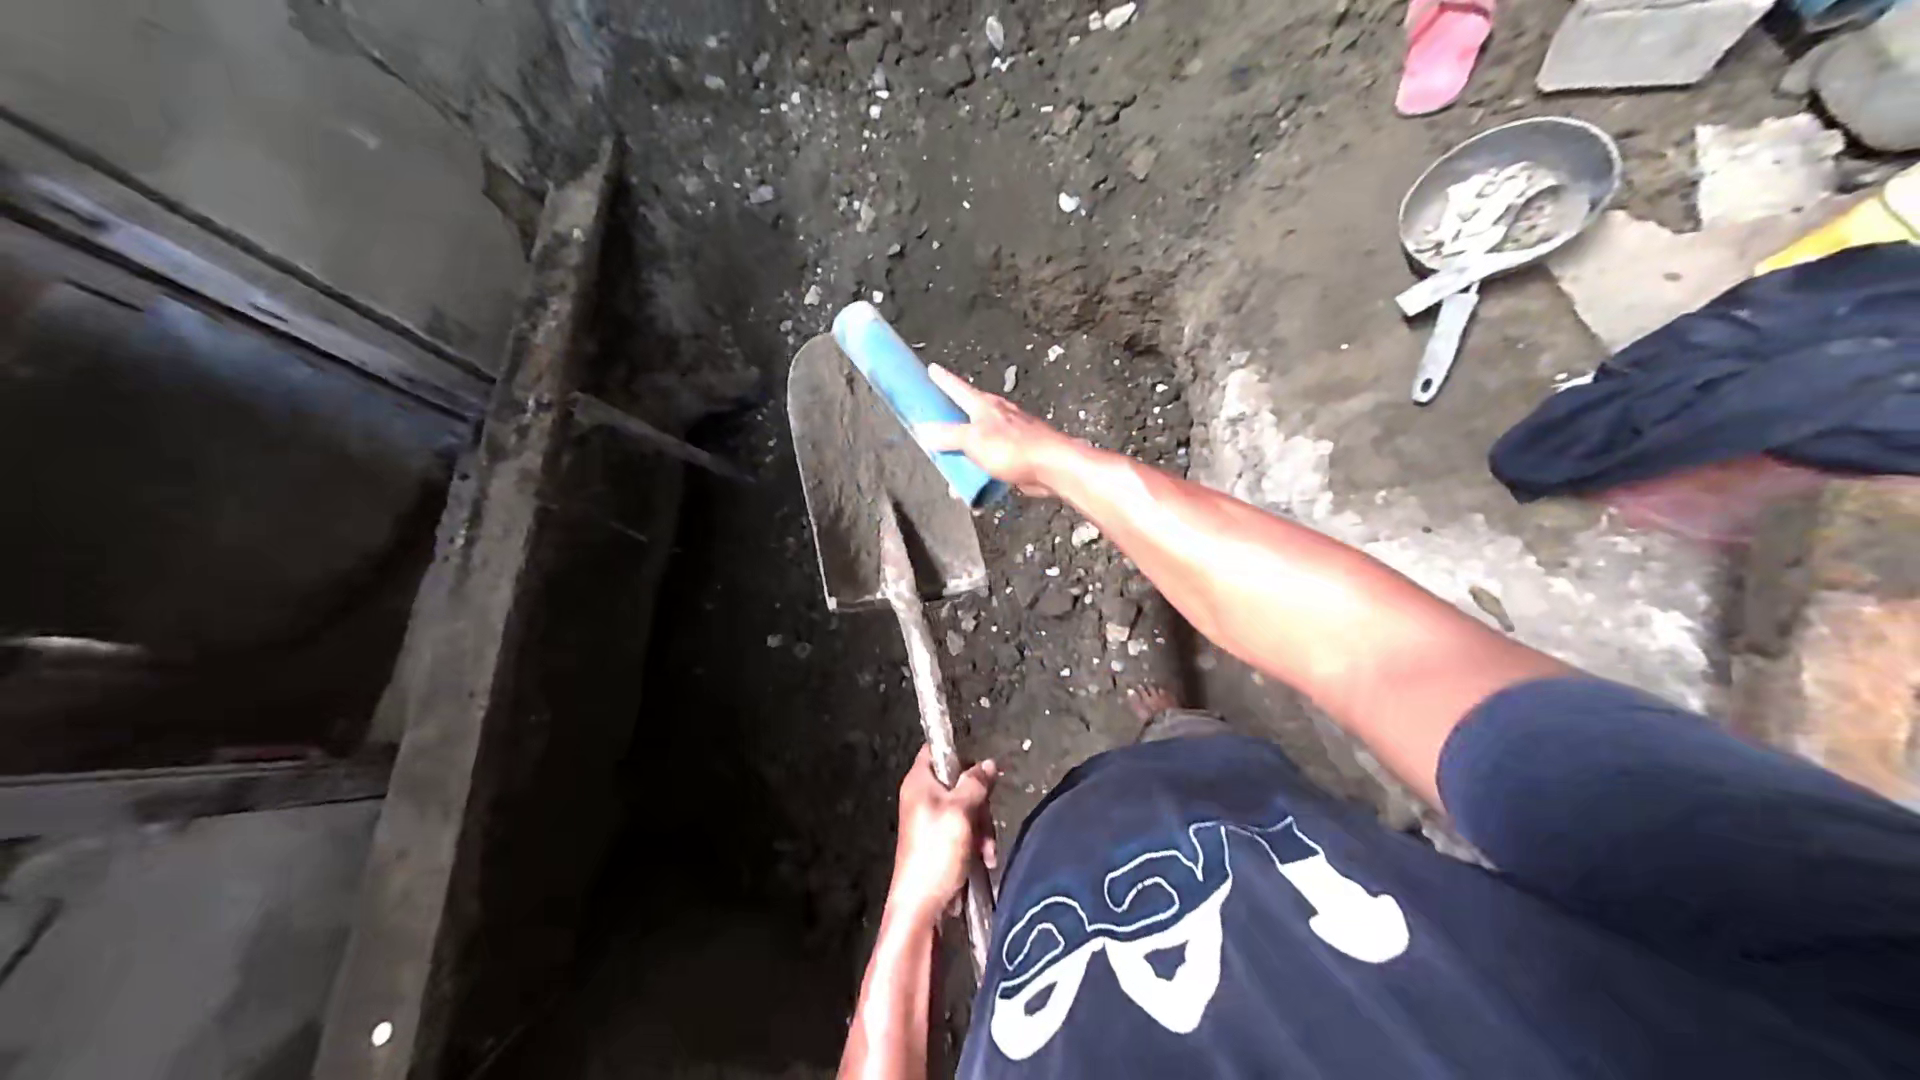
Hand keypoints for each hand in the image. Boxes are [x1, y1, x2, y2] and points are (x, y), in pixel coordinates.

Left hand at [888, 745, 997, 923]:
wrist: (921, 907)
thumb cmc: (936, 852)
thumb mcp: (960, 812)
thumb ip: (975, 784)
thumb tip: (988, 763)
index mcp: (919, 782)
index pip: (936, 750)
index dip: (959, 755)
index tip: (980, 772)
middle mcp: (923, 797)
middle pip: (959, 783)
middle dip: (980, 804)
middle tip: (984, 824)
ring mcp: (931, 821)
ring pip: (967, 809)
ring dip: (982, 829)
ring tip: (986, 853)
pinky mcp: (939, 843)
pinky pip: (964, 832)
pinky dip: (976, 844)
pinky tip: (983, 862)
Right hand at [918, 365, 1087, 496]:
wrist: (1052, 467)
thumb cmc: (1013, 448)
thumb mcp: (973, 440)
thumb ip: (948, 435)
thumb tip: (924, 430)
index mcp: (985, 406)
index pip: (958, 388)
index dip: (943, 380)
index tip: (932, 369)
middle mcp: (997, 416)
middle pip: (967, 417)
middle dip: (951, 425)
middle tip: (935, 430)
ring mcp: (1009, 436)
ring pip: (978, 444)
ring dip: (964, 457)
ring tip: (952, 474)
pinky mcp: (1017, 456)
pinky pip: (991, 463)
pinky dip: (980, 473)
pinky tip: (974, 487)